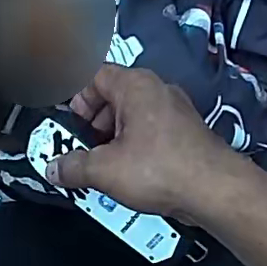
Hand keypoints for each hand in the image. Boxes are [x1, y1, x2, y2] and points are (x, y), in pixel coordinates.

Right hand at [53, 65, 253, 222]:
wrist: (214, 190)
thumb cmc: (161, 170)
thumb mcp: (105, 170)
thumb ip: (74, 167)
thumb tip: (53, 169)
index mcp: (135, 86)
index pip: (95, 75)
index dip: (76, 96)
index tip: (69, 121)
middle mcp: (158, 90)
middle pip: (114, 96)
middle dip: (95, 122)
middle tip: (84, 148)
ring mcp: (177, 111)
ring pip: (135, 116)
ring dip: (115, 138)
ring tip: (105, 166)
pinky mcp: (187, 134)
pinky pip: (152, 132)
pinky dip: (137, 147)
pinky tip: (132, 174)